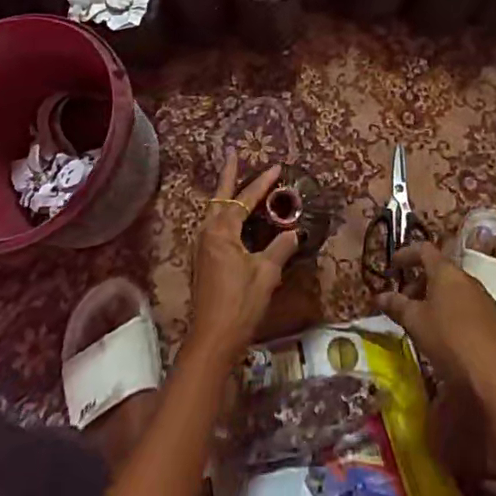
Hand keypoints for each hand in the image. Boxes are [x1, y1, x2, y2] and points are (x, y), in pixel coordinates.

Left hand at [187, 148, 299, 355]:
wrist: (213, 340)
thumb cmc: (240, 303)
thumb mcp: (266, 273)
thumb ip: (280, 248)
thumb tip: (294, 232)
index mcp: (221, 232)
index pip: (244, 199)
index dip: (261, 183)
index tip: (276, 167)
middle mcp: (207, 234)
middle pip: (219, 198)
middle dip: (228, 177)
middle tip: (234, 156)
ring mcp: (202, 248)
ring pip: (213, 212)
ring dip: (225, 195)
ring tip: (235, 183)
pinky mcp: (202, 262)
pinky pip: (213, 226)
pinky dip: (223, 214)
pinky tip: (231, 218)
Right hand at [378, 241, 495, 391]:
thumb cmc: (450, 340)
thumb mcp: (416, 323)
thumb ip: (397, 306)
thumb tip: (378, 296)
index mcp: (446, 272)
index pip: (424, 250)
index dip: (406, 254)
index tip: (391, 266)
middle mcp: (468, 279)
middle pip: (440, 271)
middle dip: (419, 282)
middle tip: (404, 302)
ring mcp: (484, 299)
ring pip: (454, 290)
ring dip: (435, 299)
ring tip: (421, 322)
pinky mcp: (495, 320)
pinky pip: (466, 307)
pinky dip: (451, 313)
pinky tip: (445, 337)